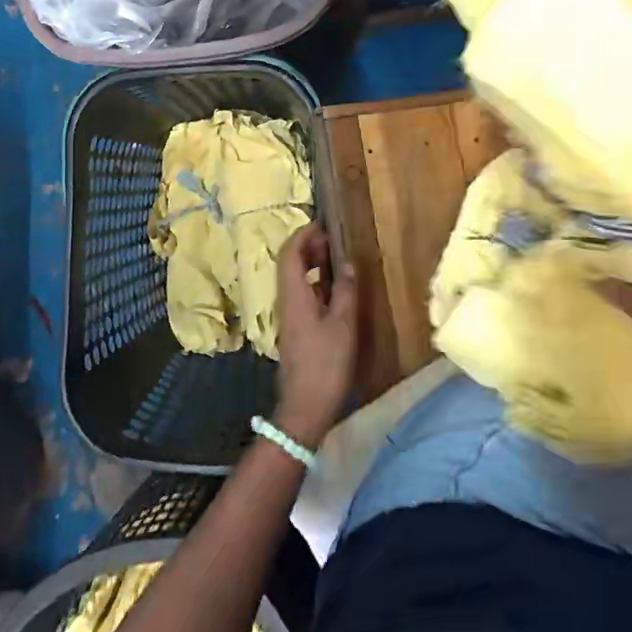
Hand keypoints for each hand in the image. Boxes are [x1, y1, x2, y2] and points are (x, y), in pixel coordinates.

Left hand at [272, 223, 358, 447]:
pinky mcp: (295, 328)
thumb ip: (344, 290)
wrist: (305, 405)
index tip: (324, 225)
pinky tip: (334, 289)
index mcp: (293, 295)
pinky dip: (314, 282)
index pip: (290, 253)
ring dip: (311, 264)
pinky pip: (301, 293)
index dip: (304, 235)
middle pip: (289, 263)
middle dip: (308, 246)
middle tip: (333, 240)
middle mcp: (285, 300)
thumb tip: (346, 263)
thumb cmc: (325, 363)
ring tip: (336, 260)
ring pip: (294, 278)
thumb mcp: (342, 325)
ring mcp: (288, 315)